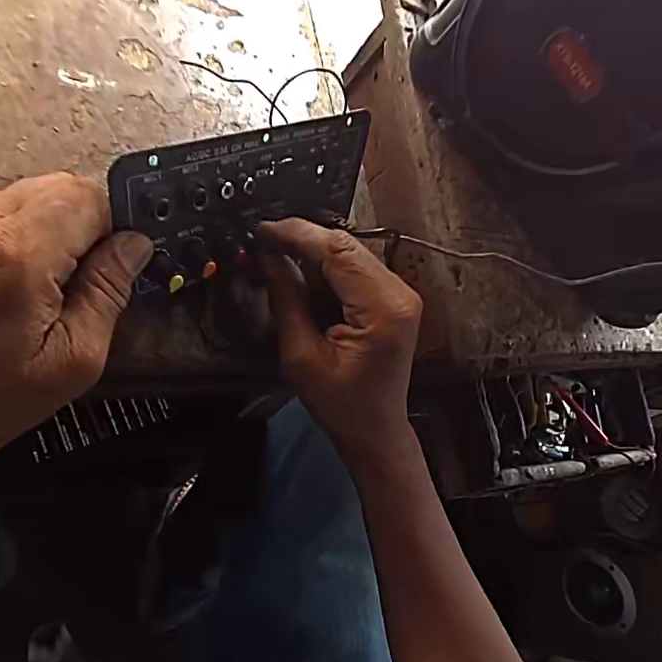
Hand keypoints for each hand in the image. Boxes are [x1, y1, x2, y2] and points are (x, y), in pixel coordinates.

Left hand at [0, 172, 154, 525]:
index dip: (119, 223)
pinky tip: (26, 277)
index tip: (128, 259)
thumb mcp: (77, 357)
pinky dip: (27, 229)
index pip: (89, 198)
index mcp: (18, 253)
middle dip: (92, 219)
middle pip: (59, 186)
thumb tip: (137, 245)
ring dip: (59, 224)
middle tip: (99, 272)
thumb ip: (110, 291)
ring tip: (61, 279)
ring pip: (28, 193)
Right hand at [257, 219, 421, 464]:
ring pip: (349, 254)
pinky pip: (355, 270)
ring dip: (311, 253)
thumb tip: (267, 256)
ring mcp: (400, 295)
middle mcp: (400, 293)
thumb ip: (287, 299)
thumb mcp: (302, 356)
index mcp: (384, 308)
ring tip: (273, 255)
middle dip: (301, 240)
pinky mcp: (393, 300)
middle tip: (261, 241)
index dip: (296, 234)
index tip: (260, 229)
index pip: (337, 251)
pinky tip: (299, 272)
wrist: (376, 431)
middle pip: (346, 246)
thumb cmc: (341, 405)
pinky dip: (325, 268)